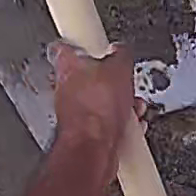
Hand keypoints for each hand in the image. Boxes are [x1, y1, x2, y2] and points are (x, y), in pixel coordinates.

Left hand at [49, 41, 135, 161]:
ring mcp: (74, 116)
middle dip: (112, 83)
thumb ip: (120, 56)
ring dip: (119, 106)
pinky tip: (129, 127)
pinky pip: (105, 126)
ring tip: (131, 109)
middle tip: (124, 84)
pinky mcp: (85, 137)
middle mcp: (65, 91)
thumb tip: (122, 51)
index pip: (64, 48)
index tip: (91, 47)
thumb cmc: (96, 110)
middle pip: (90, 80)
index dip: (80, 46)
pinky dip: (119, 126)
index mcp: (66, 66)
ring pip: (100, 104)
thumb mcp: (119, 67)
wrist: (94, 149)